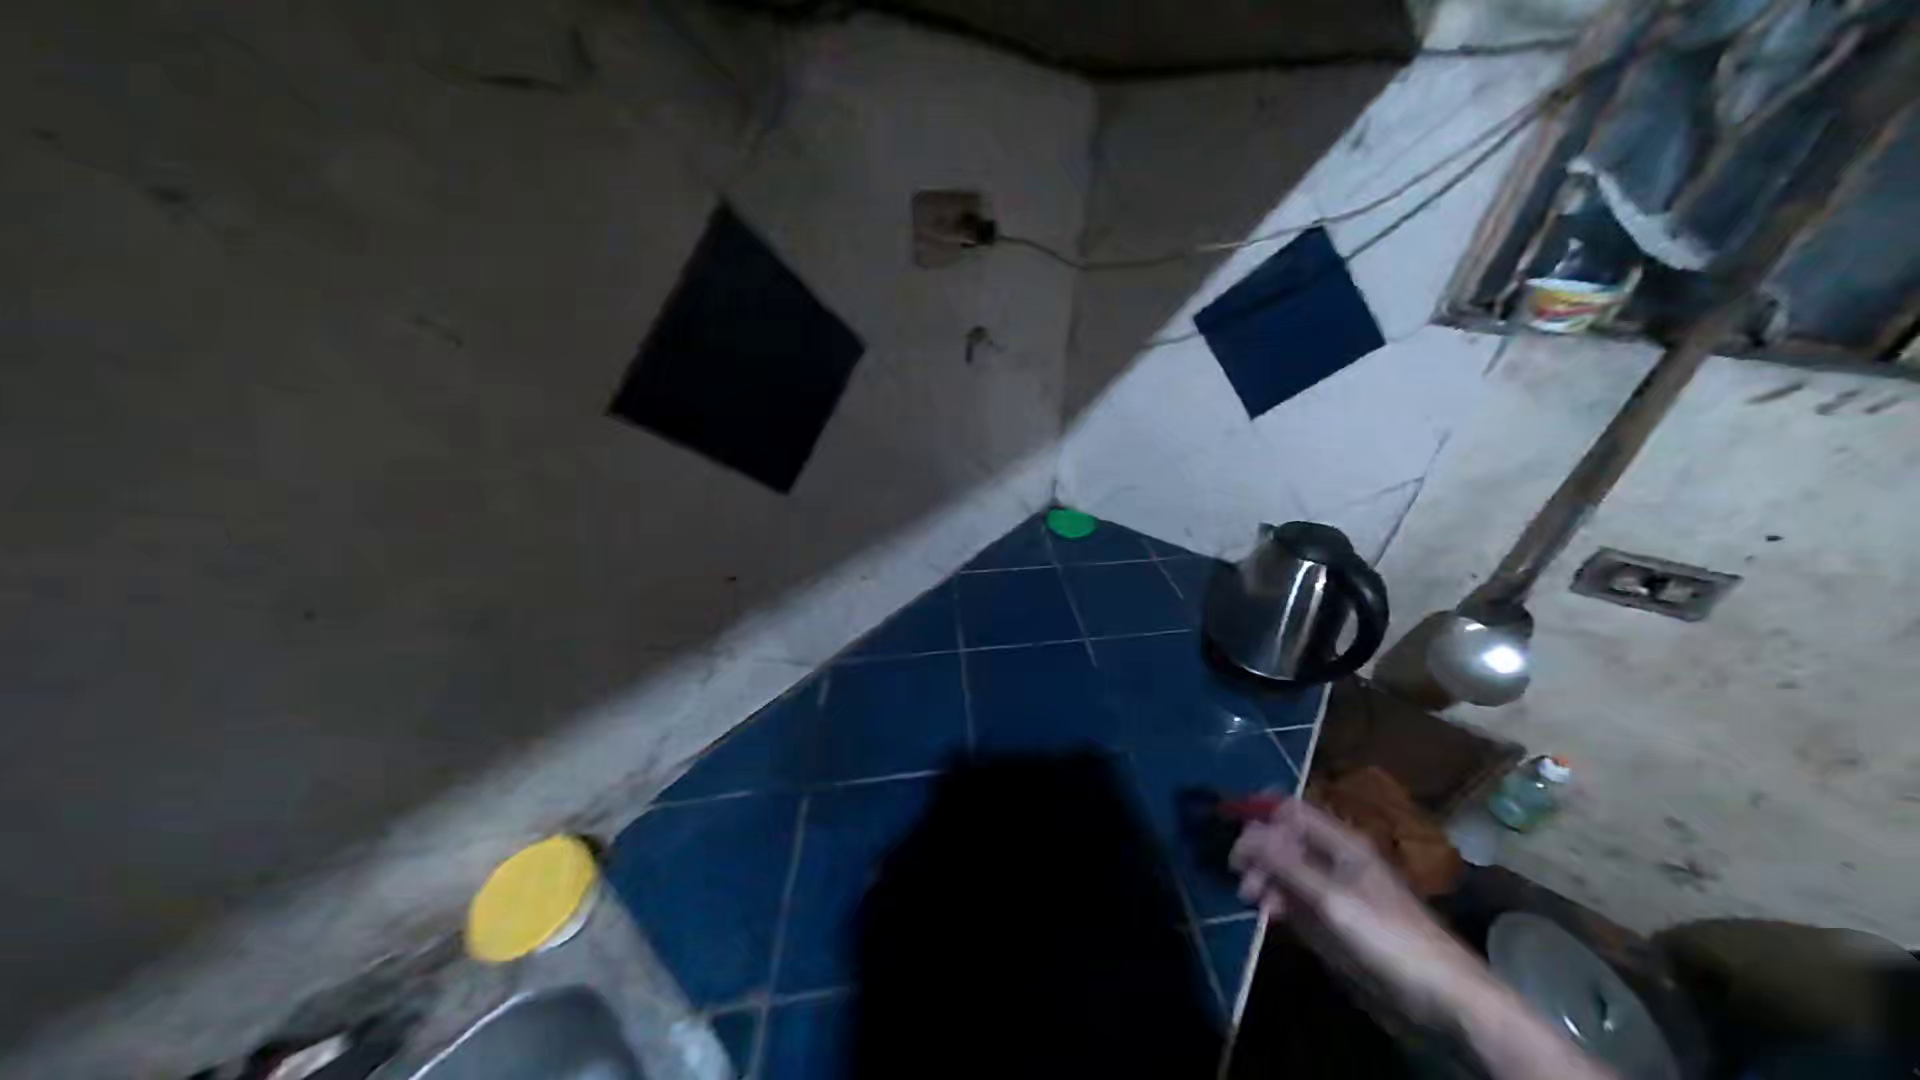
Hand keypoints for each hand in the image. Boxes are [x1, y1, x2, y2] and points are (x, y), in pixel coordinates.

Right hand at [1230, 798, 1493, 1020]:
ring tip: (1253, 900)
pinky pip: (1293, 899)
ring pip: (1284, 870)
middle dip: (1258, 853)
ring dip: (1264, 879)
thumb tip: (1247, 830)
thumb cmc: (1389, 938)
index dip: (1262, 814)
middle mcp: (1333, 860)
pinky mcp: (1331, 920)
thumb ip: (1287, 864)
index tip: (1232, 829)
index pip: (1292, 810)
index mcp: (1341, 844)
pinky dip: (1277, 902)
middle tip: (1240, 876)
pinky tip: (1269, 915)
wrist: (1442, 999)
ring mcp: (1331, 891)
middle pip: (1283, 840)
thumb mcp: (1332, 899)